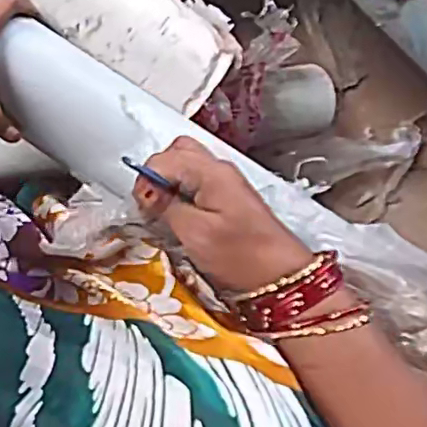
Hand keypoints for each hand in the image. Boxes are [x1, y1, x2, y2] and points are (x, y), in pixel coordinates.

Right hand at [132, 137, 317, 294]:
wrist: (281, 276)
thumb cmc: (242, 256)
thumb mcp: (195, 234)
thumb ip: (167, 207)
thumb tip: (148, 194)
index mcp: (211, 174)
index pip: (164, 159)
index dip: (146, 180)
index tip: (144, 206)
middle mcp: (220, 170)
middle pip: (177, 151)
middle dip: (156, 173)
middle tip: (150, 202)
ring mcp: (225, 182)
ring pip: (186, 164)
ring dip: (168, 181)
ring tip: (162, 209)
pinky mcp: (228, 197)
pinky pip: (196, 180)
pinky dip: (181, 191)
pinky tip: (178, 214)